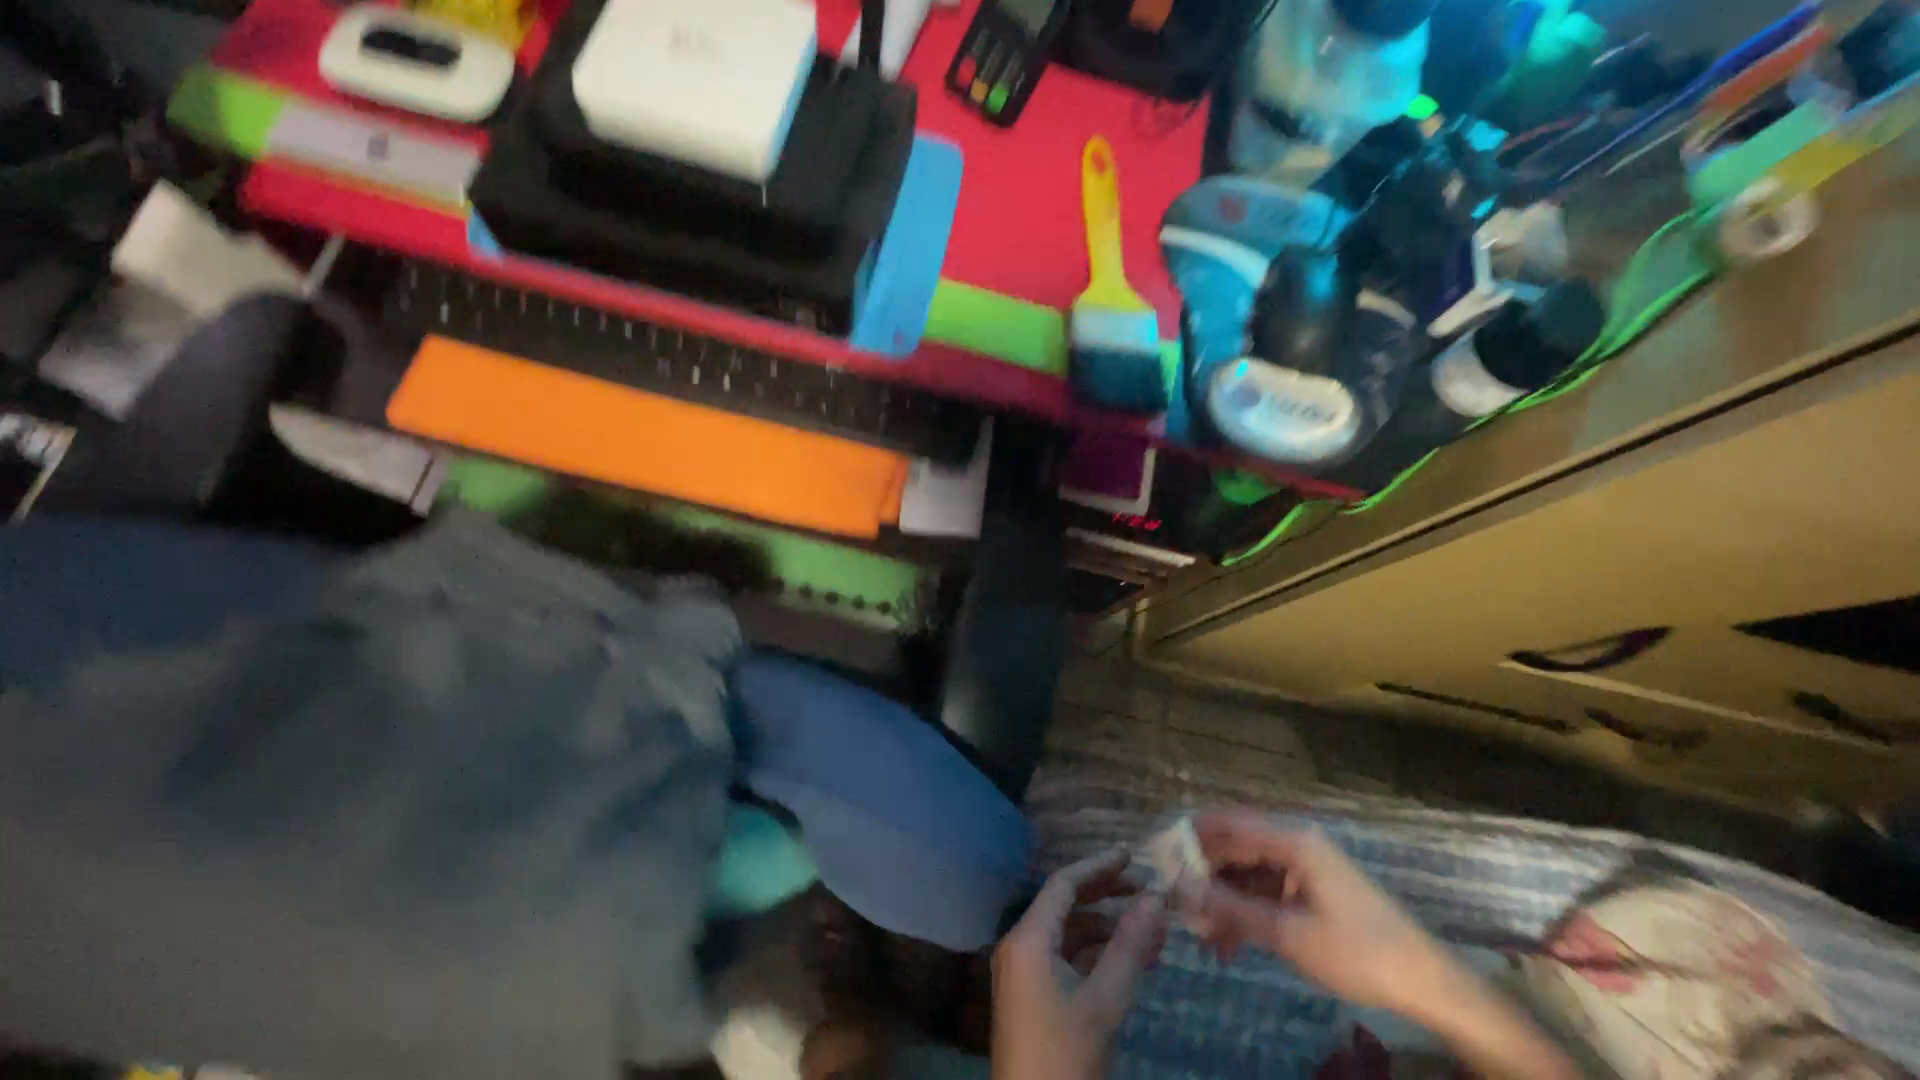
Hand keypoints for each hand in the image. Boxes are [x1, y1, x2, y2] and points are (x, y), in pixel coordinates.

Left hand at [991, 848, 1168, 1079]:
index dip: (1098, 866)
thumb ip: (1130, 945)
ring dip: (1106, 928)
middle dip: (1106, 896)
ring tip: (1151, 931)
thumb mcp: (1105, 1000)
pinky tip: (1131, 961)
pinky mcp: (1032, 997)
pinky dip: (1096, 954)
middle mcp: (1019, 948)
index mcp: (1027, 939)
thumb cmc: (1066, 1054)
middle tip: (1147, 892)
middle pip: (1064, 905)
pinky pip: (1065, 959)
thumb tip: (1156, 897)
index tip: (1132, 855)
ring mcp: (1023, 974)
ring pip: (1068, 934)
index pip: (1063, 884)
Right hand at [1181, 811, 1462, 1018]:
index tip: (1156, 855)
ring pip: (1247, 873)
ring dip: (1222, 900)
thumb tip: (1179, 886)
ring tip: (1202, 936)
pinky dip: (1244, 912)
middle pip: (1235, 847)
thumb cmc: (1359, 951)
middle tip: (1176, 906)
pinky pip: (1265, 892)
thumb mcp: (1287, 933)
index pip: (1228, 823)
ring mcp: (1305, 869)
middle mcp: (1296, 845)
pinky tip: (1228, 943)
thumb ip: (1231, 907)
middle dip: (1203, 875)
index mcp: (1294, 841)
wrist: (1427, 984)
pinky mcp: (1311, 893)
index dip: (1189, 835)